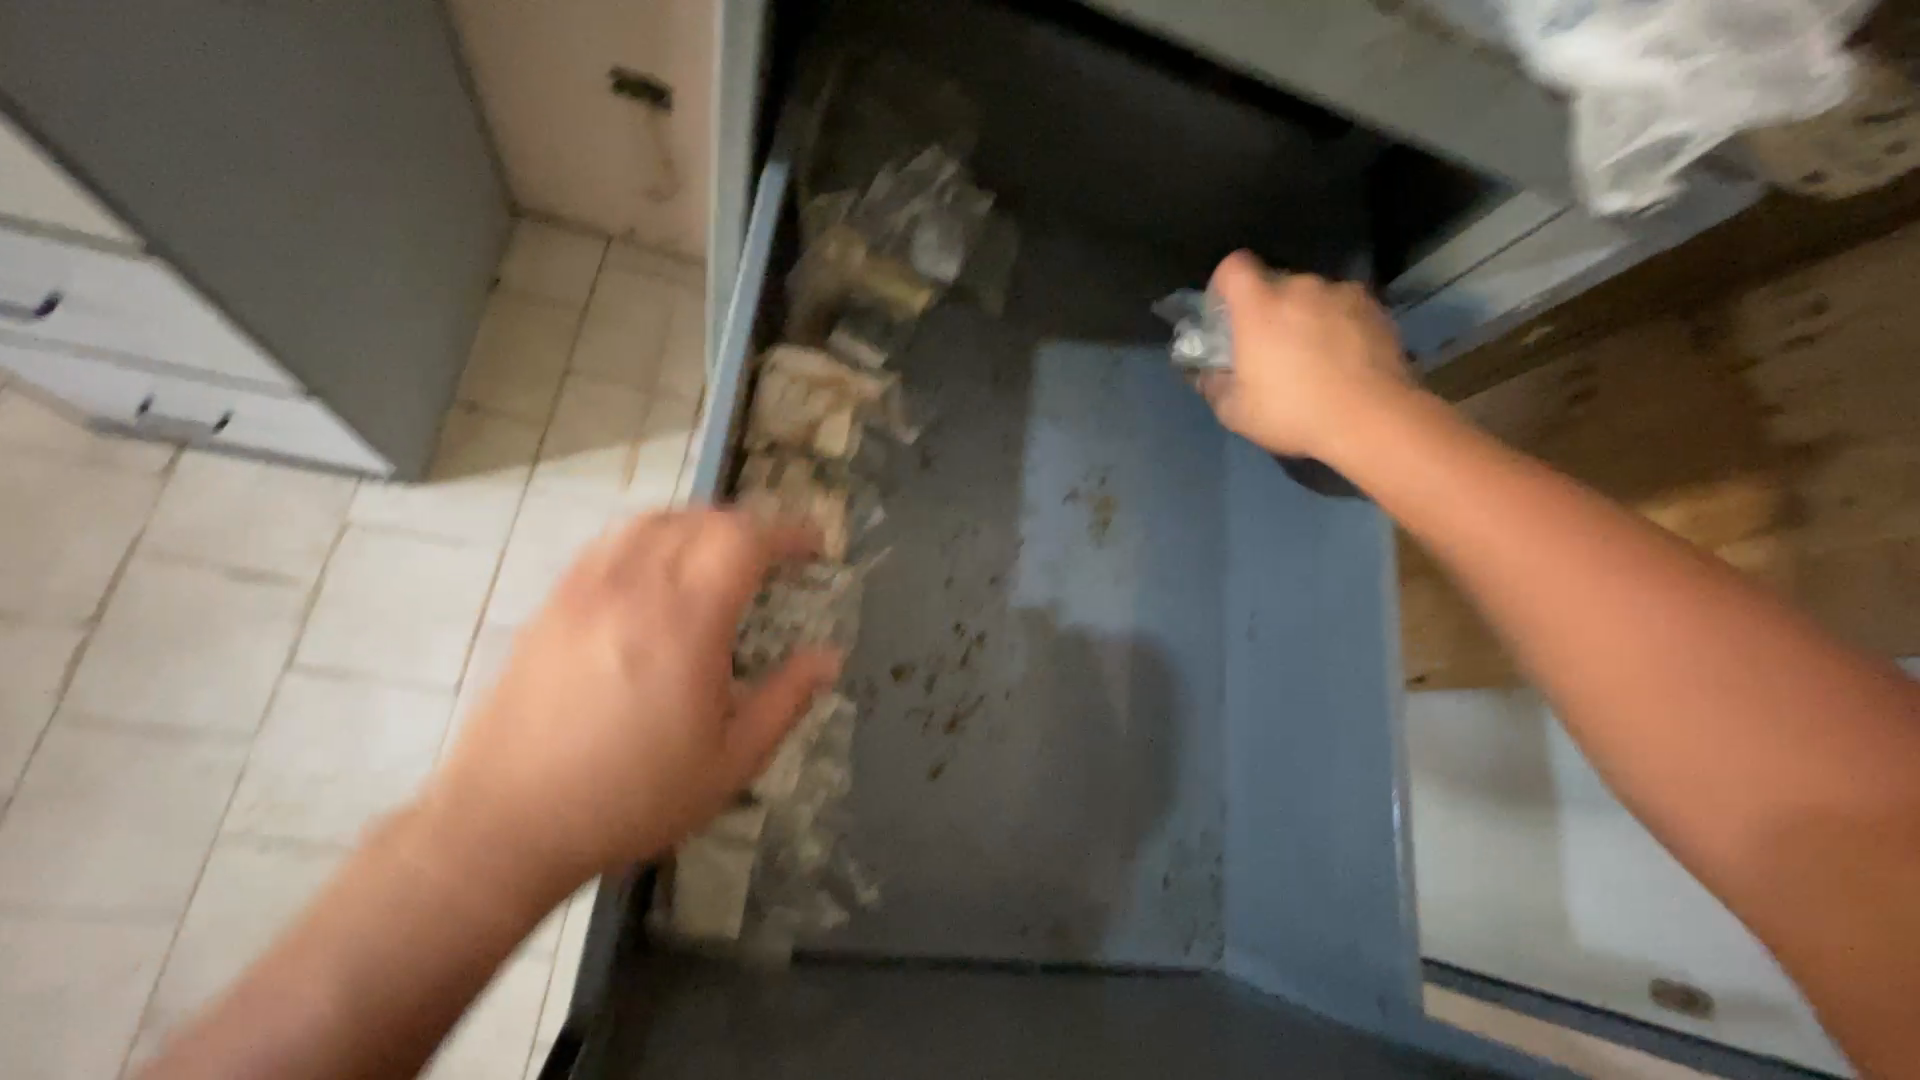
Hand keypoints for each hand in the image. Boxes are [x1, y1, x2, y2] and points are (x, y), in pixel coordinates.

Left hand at [419, 508, 842, 903]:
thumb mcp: (731, 762)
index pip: (744, 540)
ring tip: (719, 552)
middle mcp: (634, 589)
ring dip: (698, 524)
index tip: (814, 548)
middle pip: (701, 520)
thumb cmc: (632, 799)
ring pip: (650, 522)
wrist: (506, 824)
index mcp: (685, 622)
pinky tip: (655, 571)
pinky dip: (648, 538)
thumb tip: (828, 656)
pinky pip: (608, 544)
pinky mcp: (551, 606)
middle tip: (776, 555)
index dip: (788, 533)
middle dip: (749, 526)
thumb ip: (786, 700)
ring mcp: (585, 592)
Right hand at [1198, 251, 1416, 460]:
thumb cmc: (1293, 412)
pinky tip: (1343, 358)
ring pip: (1312, 297)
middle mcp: (1301, 288)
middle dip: (1268, 309)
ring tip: (1313, 356)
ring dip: (1306, 317)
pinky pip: (1344, 308)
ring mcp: (1342, 294)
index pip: (1234, 266)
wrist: (1372, 418)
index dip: (1225, 284)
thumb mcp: (1235, 412)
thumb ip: (1214, 385)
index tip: (1226, 313)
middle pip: (1275, 284)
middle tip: (1270, 348)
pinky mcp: (1375, 308)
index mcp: (1259, 306)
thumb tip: (1207, 374)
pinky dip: (1338, 325)